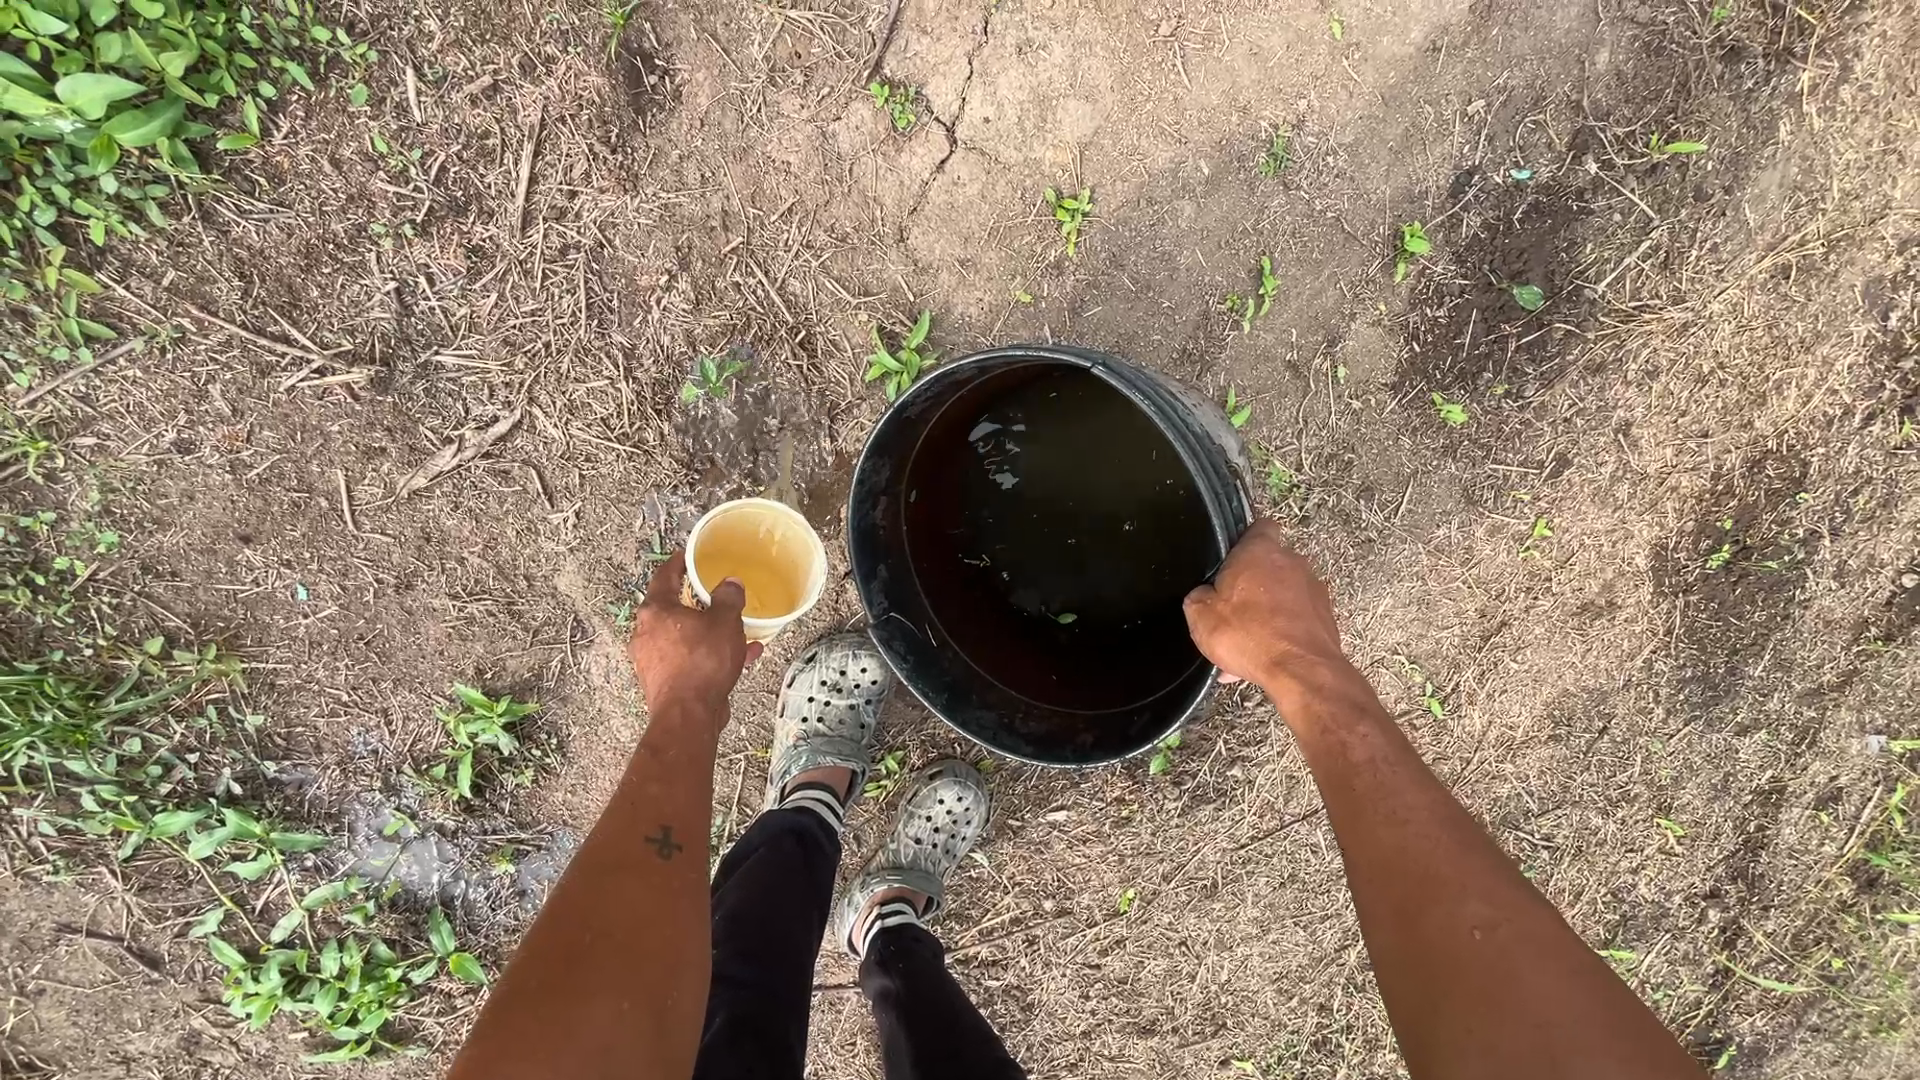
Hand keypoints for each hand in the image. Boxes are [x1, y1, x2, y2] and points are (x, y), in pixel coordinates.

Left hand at [628, 550, 762, 720]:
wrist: (689, 715)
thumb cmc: (701, 665)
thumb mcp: (724, 621)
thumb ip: (728, 598)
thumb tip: (730, 585)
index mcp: (656, 610)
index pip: (665, 575)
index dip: (678, 563)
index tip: (686, 555)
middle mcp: (646, 633)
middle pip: (673, 608)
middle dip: (698, 603)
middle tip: (715, 595)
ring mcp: (652, 659)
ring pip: (684, 636)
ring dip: (708, 632)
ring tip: (736, 633)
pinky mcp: (662, 680)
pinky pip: (689, 659)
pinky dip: (709, 655)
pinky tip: (738, 658)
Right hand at [1183, 520, 1348, 690]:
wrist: (1300, 672)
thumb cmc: (1250, 635)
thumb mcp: (1200, 615)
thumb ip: (1198, 597)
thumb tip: (1202, 596)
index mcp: (1260, 551)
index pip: (1259, 526)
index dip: (1244, 540)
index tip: (1231, 558)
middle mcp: (1292, 563)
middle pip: (1269, 564)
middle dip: (1250, 584)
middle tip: (1231, 608)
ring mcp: (1313, 590)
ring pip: (1282, 595)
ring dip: (1265, 611)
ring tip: (1244, 642)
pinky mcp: (1325, 617)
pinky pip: (1295, 619)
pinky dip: (1280, 632)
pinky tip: (1261, 656)